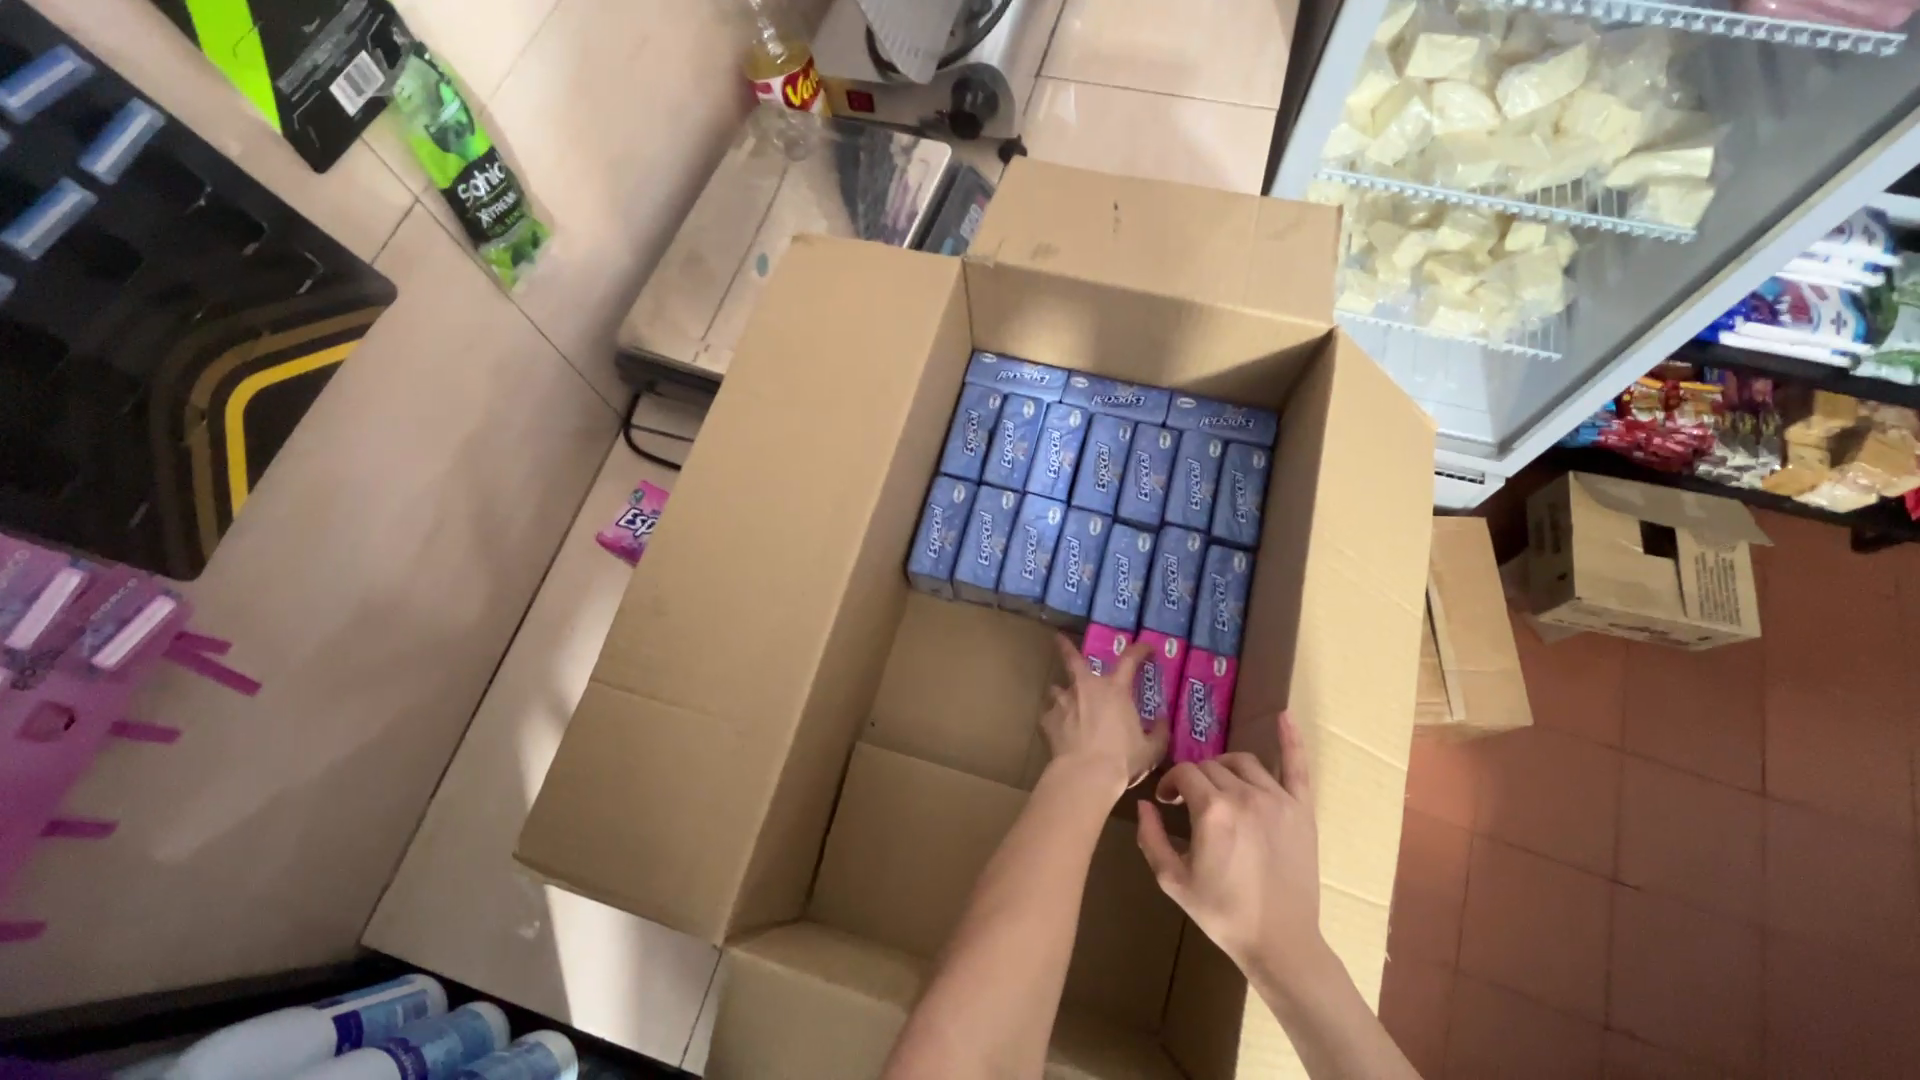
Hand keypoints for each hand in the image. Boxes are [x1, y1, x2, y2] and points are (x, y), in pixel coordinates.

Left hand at [1041, 634, 1167, 795]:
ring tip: (1065, 703)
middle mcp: (1086, 688)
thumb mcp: (1152, 749)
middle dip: (1065, 647)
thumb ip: (1159, 731)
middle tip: (1058, 638)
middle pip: (1072, 659)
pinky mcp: (1047, 720)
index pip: (1129, 660)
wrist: (1085, 775)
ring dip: (1062, 693)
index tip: (1145, 647)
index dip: (1139, 650)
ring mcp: (1063, 702)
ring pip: (1057, 688)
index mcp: (1115, 690)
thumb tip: (1163, 720)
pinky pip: (1050, 716)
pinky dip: (1055, 720)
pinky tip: (1060, 733)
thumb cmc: (1123, 760)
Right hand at [1135, 711, 1323, 979]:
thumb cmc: (1222, 913)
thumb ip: (1152, 837)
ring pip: (1243, 763)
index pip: (1185, 774)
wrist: (1280, 942)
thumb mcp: (1172, 880)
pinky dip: (1291, 739)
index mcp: (1212, 811)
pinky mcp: (1302, 810)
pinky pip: (1297, 766)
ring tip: (1219, 787)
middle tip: (1189, 803)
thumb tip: (1145, 803)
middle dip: (1195, 779)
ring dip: (1224, 768)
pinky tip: (1284, 716)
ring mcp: (1278, 800)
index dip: (1171, 784)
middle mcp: (1245, 795)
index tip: (1168, 802)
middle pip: (1211, 767)